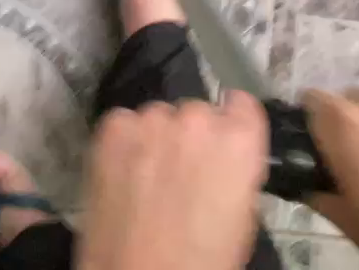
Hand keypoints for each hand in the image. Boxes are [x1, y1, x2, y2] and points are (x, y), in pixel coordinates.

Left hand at [76, 91, 269, 269]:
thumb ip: (238, 173)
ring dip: (158, 140)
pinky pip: (126, 124)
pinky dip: (126, 144)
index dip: (233, 123)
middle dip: (191, 138)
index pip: (242, 104)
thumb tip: (229, 161)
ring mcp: (152, 119)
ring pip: (160, 118)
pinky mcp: (115, 127)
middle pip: (197, 113)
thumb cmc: (200, 262)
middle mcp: (197, 118)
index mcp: (239, 141)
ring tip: (150, 181)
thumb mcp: (242, 219)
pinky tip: (126, 176)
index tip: (225, 140)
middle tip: (183, 176)